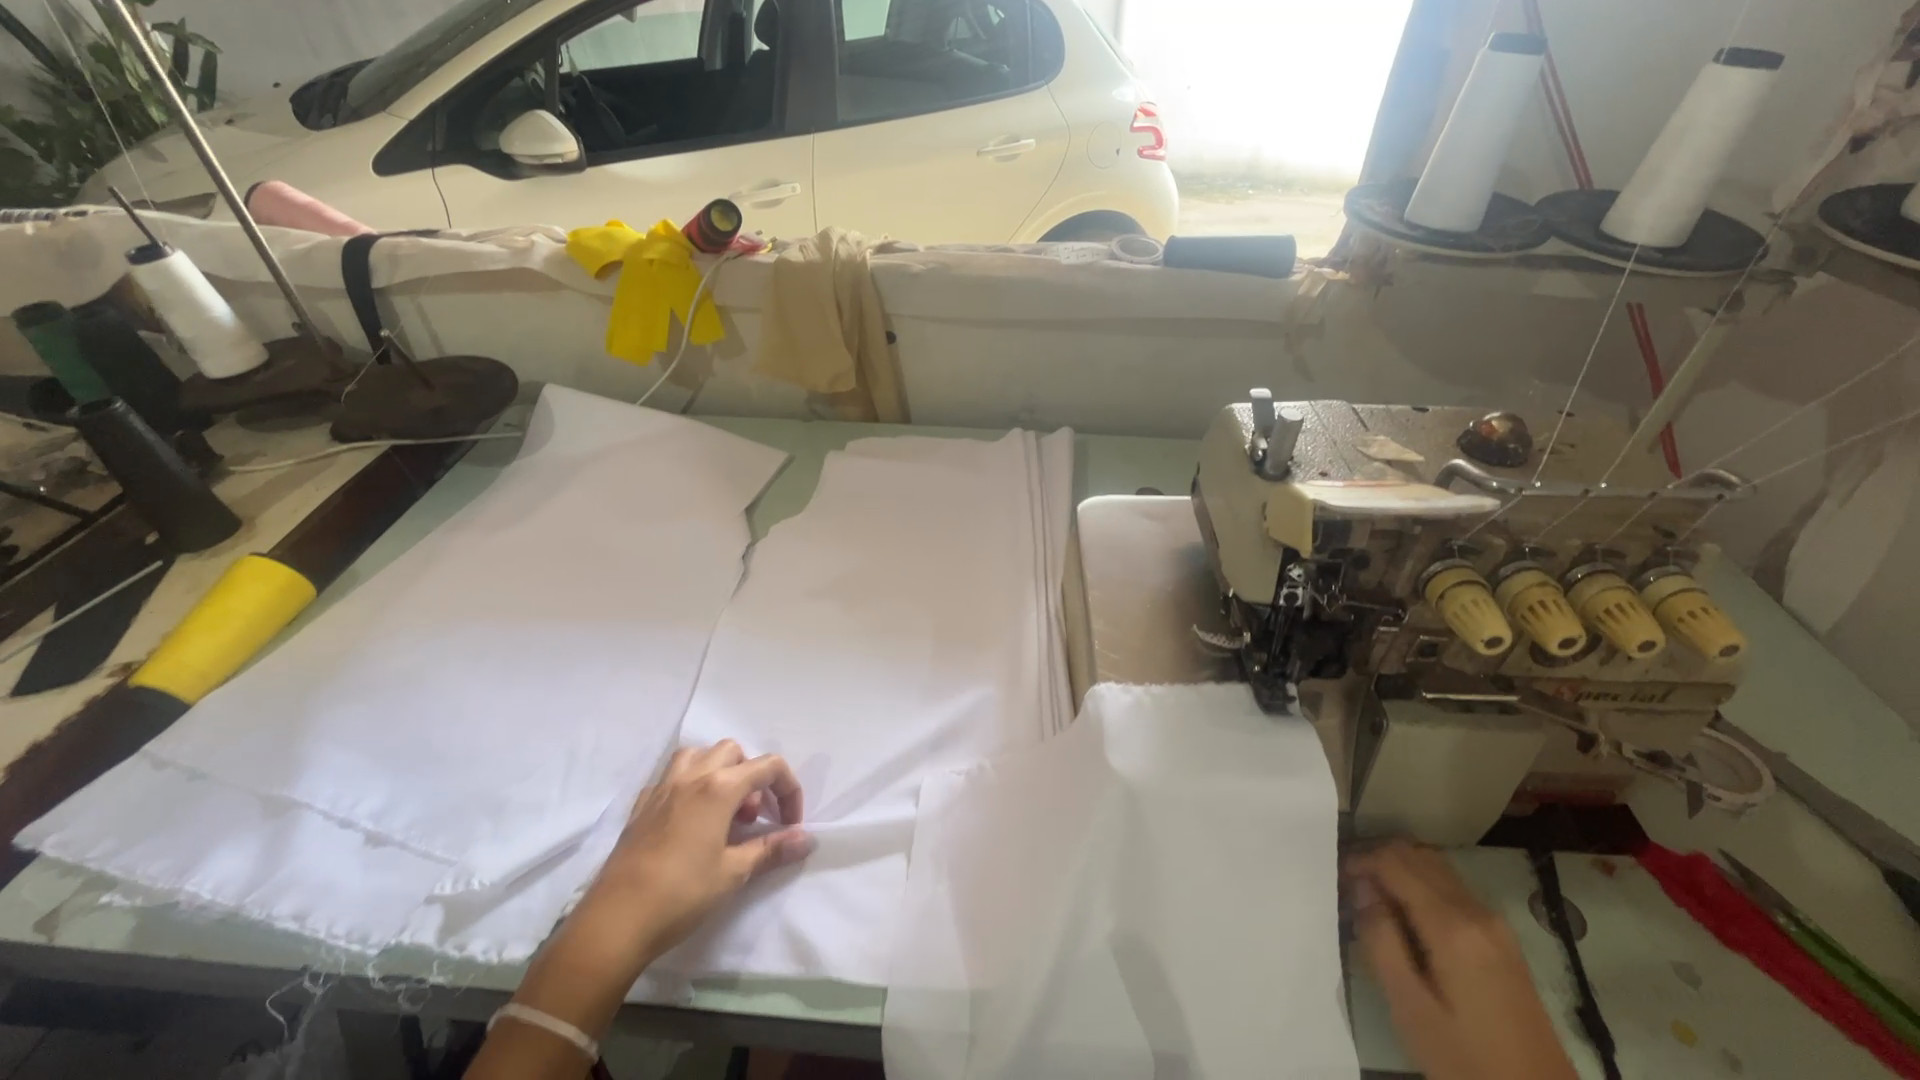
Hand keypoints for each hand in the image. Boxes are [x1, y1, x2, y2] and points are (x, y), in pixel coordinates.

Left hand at [586, 739, 813, 957]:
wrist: (616, 920)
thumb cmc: (682, 894)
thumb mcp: (734, 873)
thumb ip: (772, 849)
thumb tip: (806, 839)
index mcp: (718, 787)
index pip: (768, 767)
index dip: (788, 790)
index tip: (790, 824)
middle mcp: (690, 777)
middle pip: (733, 752)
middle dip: (753, 777)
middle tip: (754, 818)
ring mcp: (661, 789)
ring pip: (697, 756)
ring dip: (719, 773)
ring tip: (724, 811)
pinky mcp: (640, 807)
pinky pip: (671, 778)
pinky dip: (690, 787)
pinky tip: (691, 822)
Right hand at [1345, 842, 1577, 1079]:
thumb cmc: (1465, 1057)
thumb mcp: (1410, 1006)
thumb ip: (1381, 940)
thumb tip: (1362, 889)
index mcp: (1453, 927)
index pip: (1396, 863)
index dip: (1360, 861)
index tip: (1335, 879)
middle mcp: (1477, 912)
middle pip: (1419, 856)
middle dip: (1378, 860)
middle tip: (1348, 886)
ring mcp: (1495, 924)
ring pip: (1438, 868)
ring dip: (1400, 870)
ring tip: (1370, 898)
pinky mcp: (1502, 939)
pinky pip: (1453, 890)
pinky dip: (1422, 886)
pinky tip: (1404, 916)